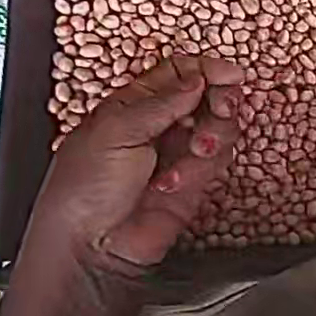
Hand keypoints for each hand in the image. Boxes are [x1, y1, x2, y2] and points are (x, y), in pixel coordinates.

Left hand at [23, 55, 243, 277]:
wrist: (93, 246)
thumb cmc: (84, 188)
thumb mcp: (116, 131)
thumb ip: (163, 103)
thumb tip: (198, 78)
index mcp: (133, 105)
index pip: (179, 73)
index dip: (206, 70)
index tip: (231, 74)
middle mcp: (160, 126)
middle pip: (208, 98)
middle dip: (220, 103)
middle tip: (222, 111)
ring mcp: (179, 153)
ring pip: (219, 128)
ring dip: (213, 137)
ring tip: (195, 152)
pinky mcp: (195, 180)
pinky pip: (218, 161)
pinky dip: (202, 168)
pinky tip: (174, 182)